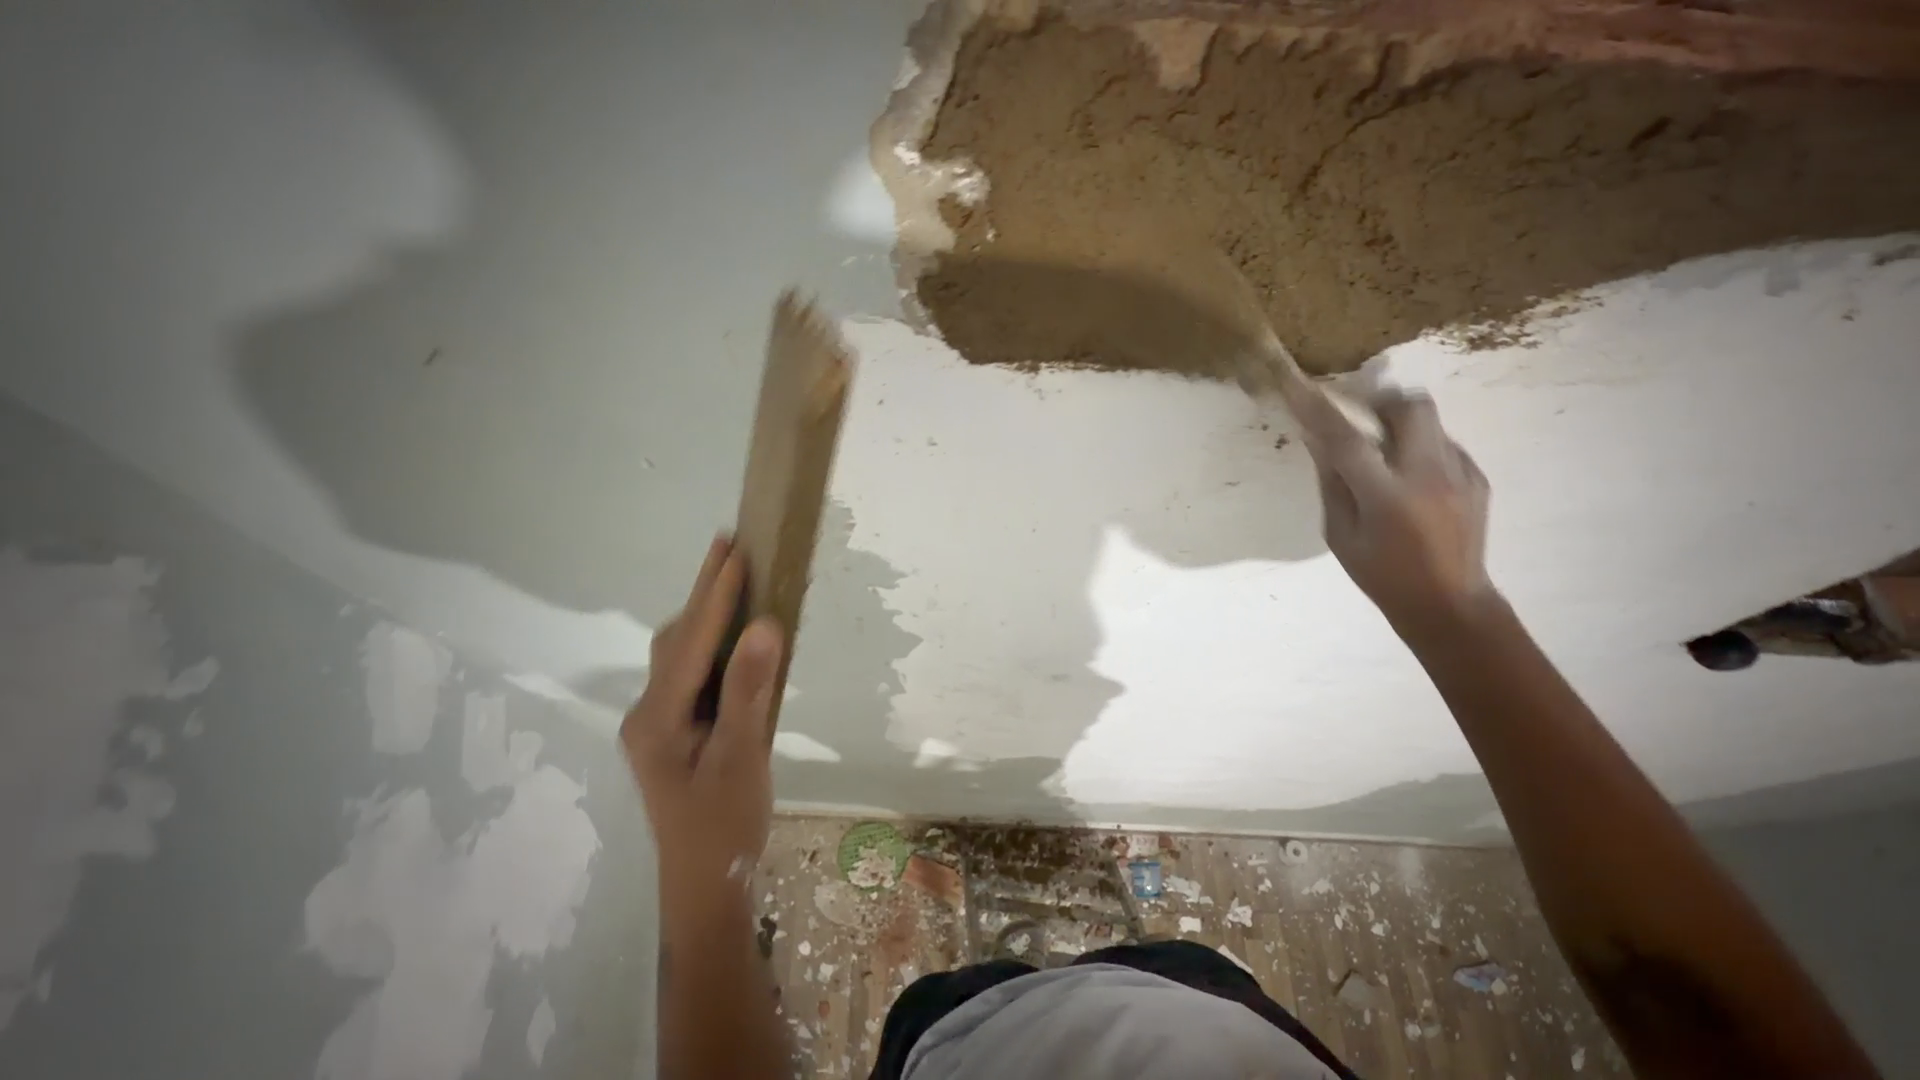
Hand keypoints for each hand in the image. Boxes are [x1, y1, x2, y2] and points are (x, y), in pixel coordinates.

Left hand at [621, 536, 784, 914]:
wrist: (705, 886)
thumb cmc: (725, 826)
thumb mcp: (743, 759)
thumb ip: (750, 691)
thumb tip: (764, 624)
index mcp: (657, 718)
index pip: (690, 642)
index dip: (715, 594)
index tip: (735, 549)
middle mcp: (648, 713)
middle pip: (676, 640)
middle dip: (705, 593)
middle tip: (729, 545)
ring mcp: (657, 725)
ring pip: (679, 656)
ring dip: (705, 617)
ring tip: (732, 580)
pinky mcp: (673, 735)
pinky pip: (690, 675)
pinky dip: (710, 646)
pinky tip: (732, 638)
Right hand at [1281, 378, 1495, 634]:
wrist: (1449, 604)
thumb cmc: (1383, 576)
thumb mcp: (1341, 535)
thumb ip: (1332, 483)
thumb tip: (1318, 439)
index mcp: (1386, 496)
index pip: (1347, 439)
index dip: (1319, 409)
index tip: (1299, 385)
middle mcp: (1428, 476)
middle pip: (1411, 407)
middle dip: (1382, 404)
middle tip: (1363, 422)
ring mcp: (1460, 474)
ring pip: (1431, 422)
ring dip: (1402, 428)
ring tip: (1388, 458)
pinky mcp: (1477, 479)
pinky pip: (1445, 445)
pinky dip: (1422, 451)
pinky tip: (1413, 483)